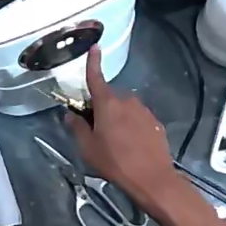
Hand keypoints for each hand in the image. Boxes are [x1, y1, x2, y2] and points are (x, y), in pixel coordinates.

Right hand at [67, 47, 179, 209]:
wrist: (152, 178)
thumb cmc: (115, 162)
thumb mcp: (88, 148)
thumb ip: (77, 128)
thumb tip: (70, 115)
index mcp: (107, 103)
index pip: (96, 77)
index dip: (93, 62)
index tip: (95, 47)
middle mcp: (127, 101)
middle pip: (109, 97)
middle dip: (102, 107)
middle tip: (96, 129)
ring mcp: (144, 111)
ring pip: (124, 108)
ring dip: (118, 117)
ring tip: (115, 141)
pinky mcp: (155, 122)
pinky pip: (137, 118)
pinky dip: (131, 125)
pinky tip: (131, 144)